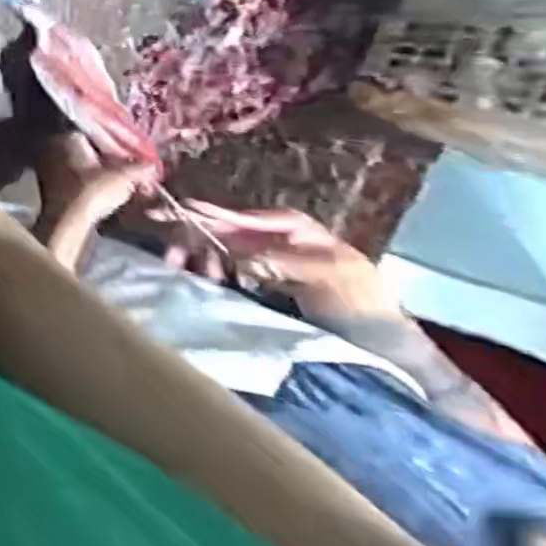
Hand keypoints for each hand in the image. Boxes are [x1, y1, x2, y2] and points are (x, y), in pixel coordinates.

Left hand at [37, 132, 160, 229]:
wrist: (67, 217)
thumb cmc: (94, 190)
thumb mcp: (124, 176)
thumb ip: (139, 167)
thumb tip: (151, 163)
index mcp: (68, 137)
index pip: (97, 134)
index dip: (117, 146)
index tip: (132, 157)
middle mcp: (53, 146)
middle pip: (88, 149)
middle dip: (108, 159)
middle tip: (129, 170)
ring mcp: (46, 163)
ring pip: (80, 163)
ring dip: (98, 171)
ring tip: (120, 182)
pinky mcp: (46, 180)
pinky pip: (71, 175)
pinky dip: (86, 180)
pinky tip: (101, 190)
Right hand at [159, 202, 395, 320]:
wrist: (376, 336)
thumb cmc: (360, 299)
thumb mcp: (330, 276)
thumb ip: (286, 261)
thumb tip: (242, 257)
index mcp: (295, 228)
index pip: (249, 217)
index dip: (218, 214)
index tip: (188, 210)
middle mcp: (272, 235)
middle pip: (223, 227)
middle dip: (194, 236)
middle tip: (169, 250)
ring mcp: (262, 252)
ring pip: (216, 243)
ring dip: (197, 253)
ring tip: (184, 267)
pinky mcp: (255, 271)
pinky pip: (222, 260)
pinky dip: (209, 266)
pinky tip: (206, 276)